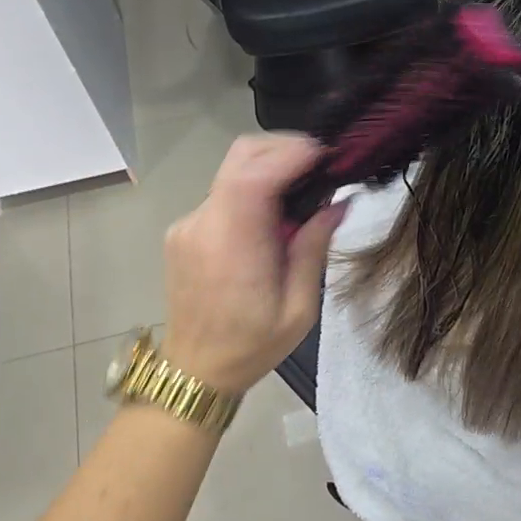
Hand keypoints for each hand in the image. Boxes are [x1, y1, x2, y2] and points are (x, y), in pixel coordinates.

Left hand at [159, 136, 347, 395]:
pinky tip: (269, 228)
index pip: (255, 173)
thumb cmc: (252, 347)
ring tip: (298, 208)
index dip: (292, 152)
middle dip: (283, 150)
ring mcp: (188, 225)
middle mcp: (203, 224)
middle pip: (240, 157)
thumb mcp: (299, 308)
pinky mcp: (182, 231)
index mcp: (233, 245)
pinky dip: (250, 197)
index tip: (326, 155)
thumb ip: (313, 249)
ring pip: (232, 174)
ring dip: (268, 177)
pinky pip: (222, 198)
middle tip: (319, 170)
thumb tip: (338, 203)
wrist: (195, 371)